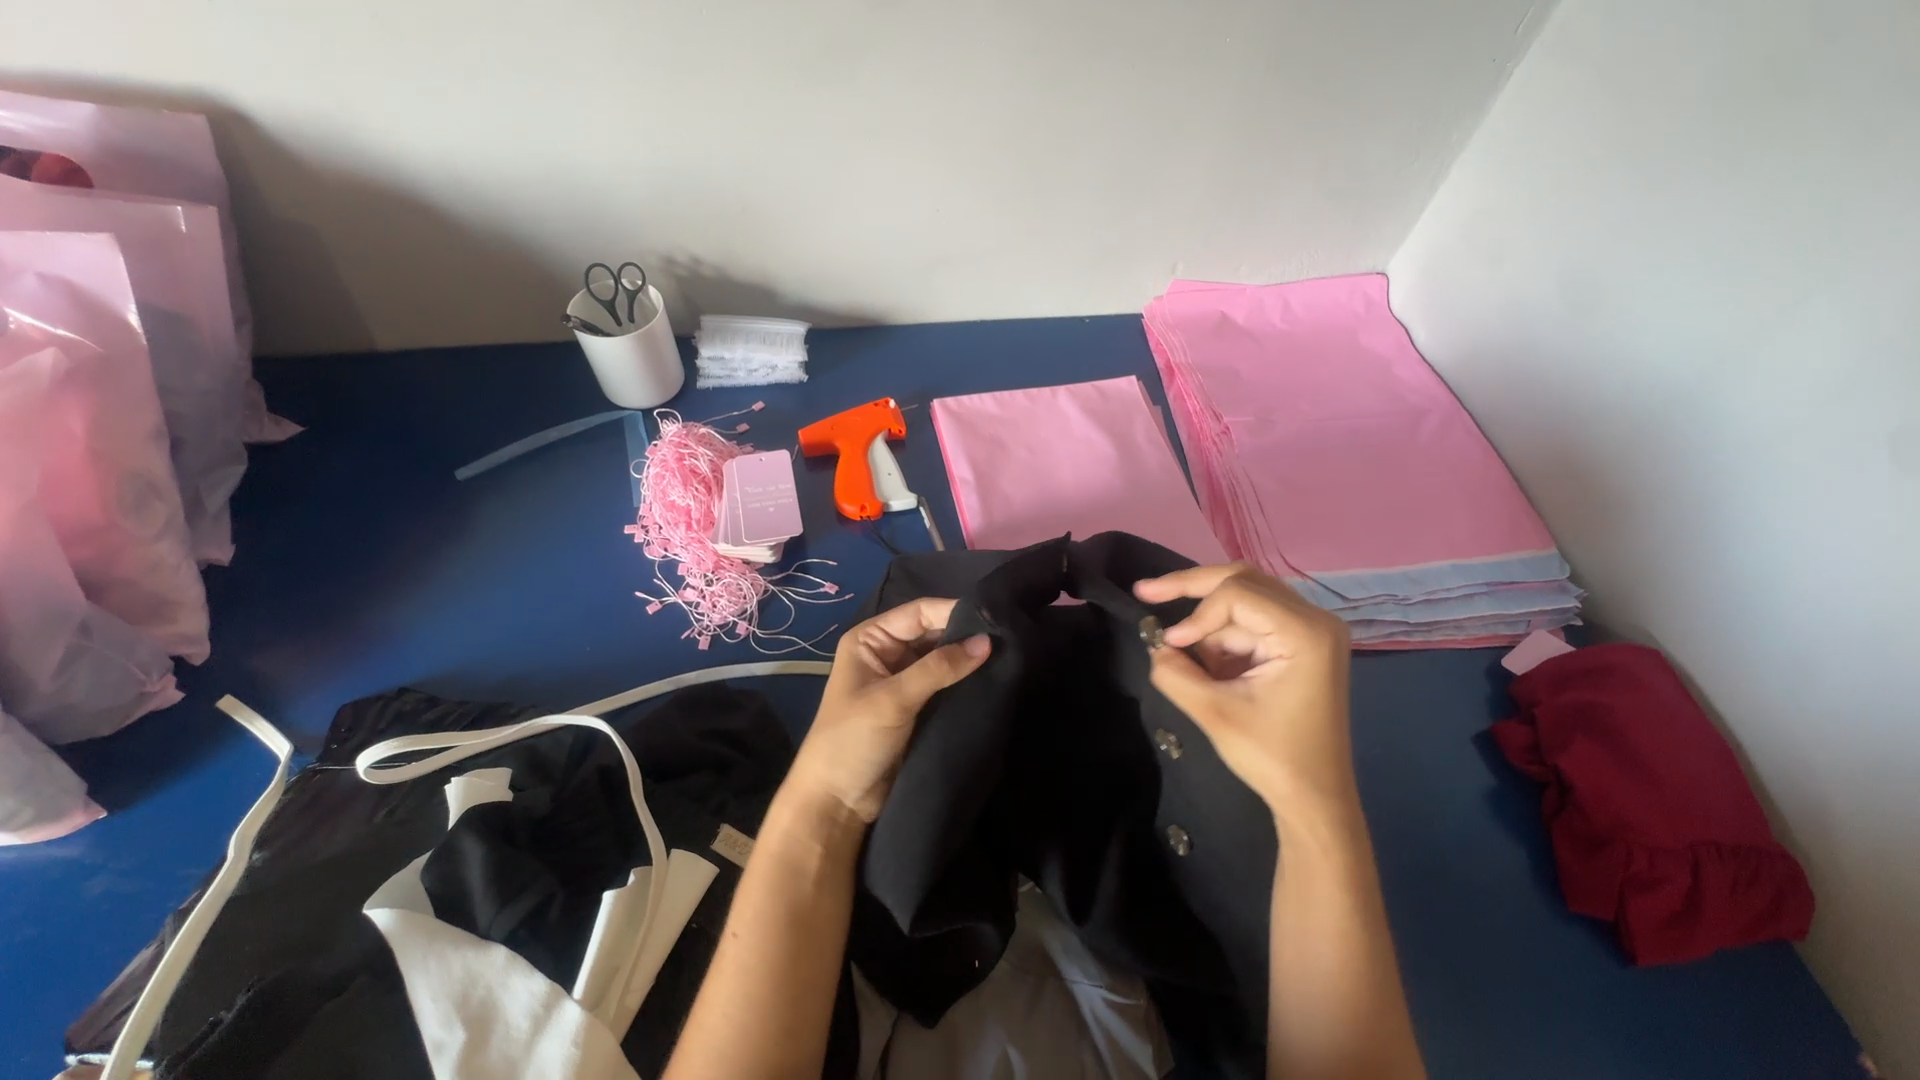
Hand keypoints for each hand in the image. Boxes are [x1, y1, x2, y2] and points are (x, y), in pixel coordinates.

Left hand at [785, 598, 990, 825]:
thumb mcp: (894, 699)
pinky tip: (993, 678)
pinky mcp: (917, 707)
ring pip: (942, 658)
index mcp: (870, 639)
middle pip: (933, 632)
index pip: (918, 612)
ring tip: (1009, 654)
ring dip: (968, 659)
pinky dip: (965, 681)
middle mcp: (886, 653)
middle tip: (1009, 636)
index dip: (954, 610)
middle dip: (965, 634)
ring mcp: (902, 681)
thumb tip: (987, 642)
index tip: (994, 615)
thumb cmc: (853, 740)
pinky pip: (946, 684)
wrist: (837, 801)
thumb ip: (939, 668)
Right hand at [1134, 564, 1356, 822]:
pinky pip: (1251, 621)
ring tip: (1178, 647)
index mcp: (1305, 632)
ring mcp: (1310, 630)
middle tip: (1145, 591)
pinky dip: (1222, 636)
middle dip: (1192, 588)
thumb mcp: (1214, 713)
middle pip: (1242, 581)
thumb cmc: (1271, 756)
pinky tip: (1204, 658)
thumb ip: (1175, 673)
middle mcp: (1314, 619)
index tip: (1169, 645)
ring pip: (1244, 599)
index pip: (1237, 594)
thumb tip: (1156, 646)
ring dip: (1208, 621)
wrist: (1314, 796)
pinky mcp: (1301, 644)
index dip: (1196, 614)